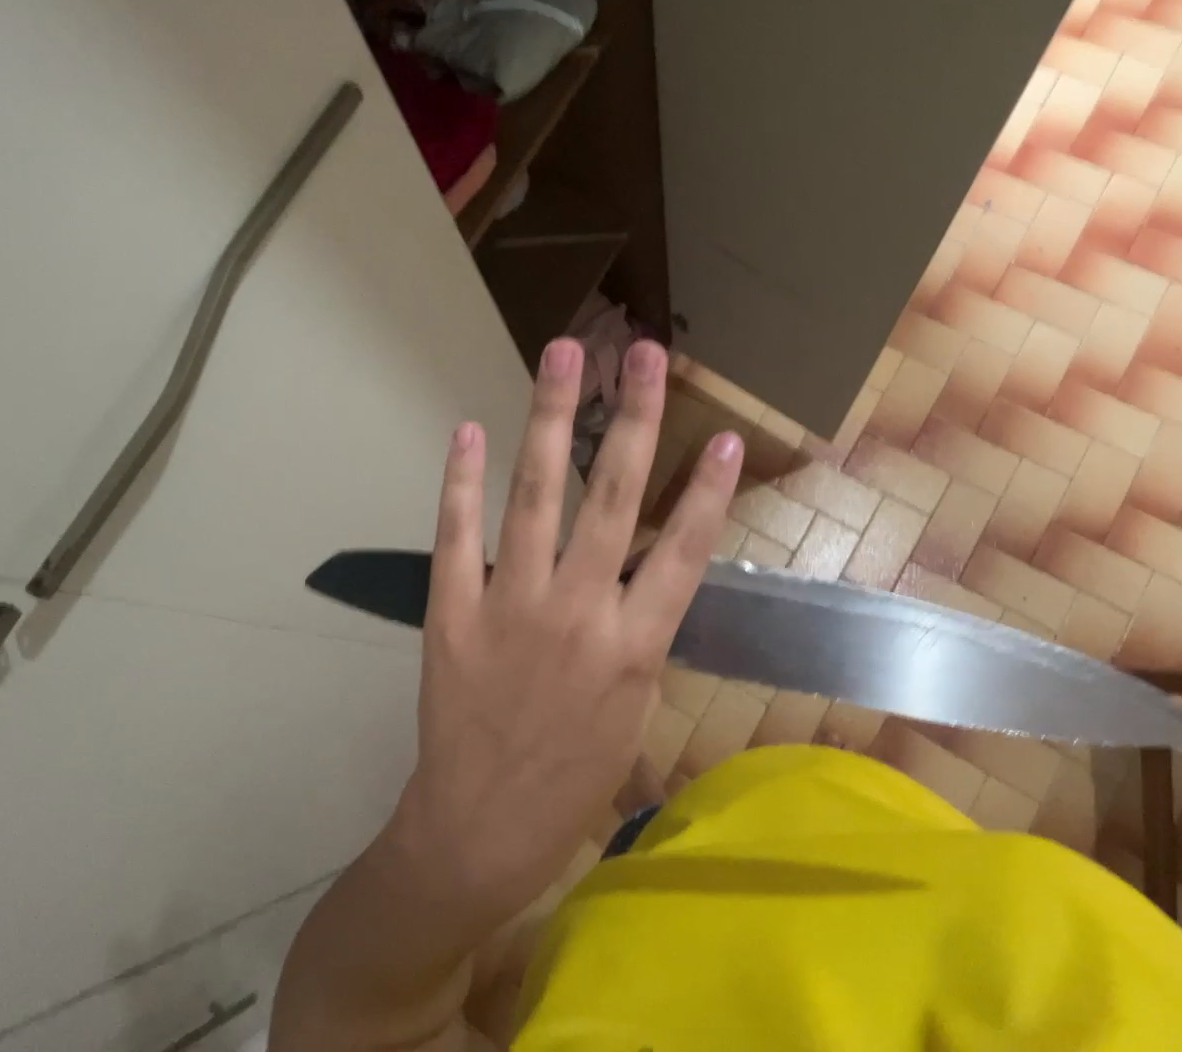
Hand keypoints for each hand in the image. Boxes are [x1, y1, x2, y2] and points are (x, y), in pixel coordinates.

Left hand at [389, 337, 742, 921]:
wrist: (481, 830)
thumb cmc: (572, 784)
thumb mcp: (633, 717)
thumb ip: (638, 641)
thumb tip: (639, 583)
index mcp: (635, 647)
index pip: (685, 552)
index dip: (710, 491)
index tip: (728, 435)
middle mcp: (579, 613)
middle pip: (614, 498)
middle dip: (633, 417)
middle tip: (643, 351)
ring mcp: (511, 606)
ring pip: (536, 495)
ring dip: (550, 417)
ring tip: (564, 354)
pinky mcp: (453, 612)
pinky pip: (456, 534)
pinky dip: (462, 480)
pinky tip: (470, 429)